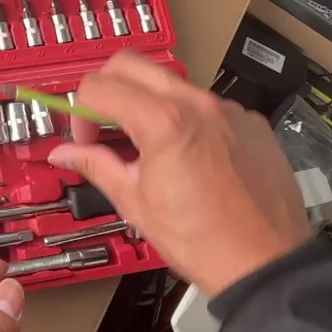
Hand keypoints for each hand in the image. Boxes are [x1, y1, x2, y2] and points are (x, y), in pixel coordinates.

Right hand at [48, 50, 308, 295]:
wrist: (268, 268)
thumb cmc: (205, 243)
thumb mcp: (135, 203)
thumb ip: (95, 165)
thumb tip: (63, 152)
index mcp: (163, 122)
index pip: (98, 87)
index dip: (80, 112)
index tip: (85, 139)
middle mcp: (197, 104)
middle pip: (129, 64)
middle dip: (106, 87)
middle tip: (104, 124)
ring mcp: (228, 109)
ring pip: (169, 81)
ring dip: (146, 101)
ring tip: (146, 145)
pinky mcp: (250, 122)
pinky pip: (205, 103)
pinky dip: (185, 117)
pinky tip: (187, 154)